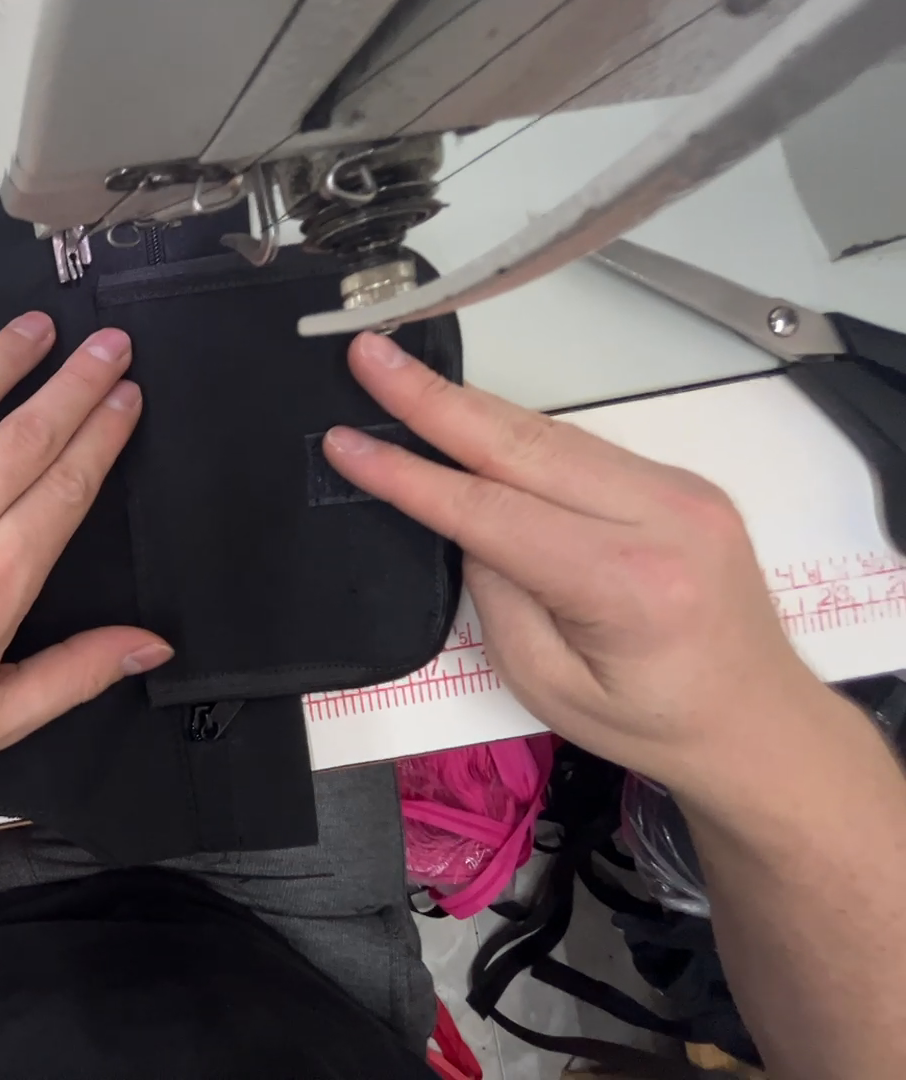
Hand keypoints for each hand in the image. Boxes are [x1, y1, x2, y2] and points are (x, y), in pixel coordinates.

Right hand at [323, 332, 834, 795]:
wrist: (757, 723)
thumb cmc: (639, 719)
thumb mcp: (541, 676)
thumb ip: (499, 589)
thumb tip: (467, 524)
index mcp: (625, 580)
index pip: (486, 511)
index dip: (405, 473)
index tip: (342, 440)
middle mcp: (662, 515)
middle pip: (518, 442)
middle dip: (430, 396)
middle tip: (368, 353)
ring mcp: (676, 489)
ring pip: (543, 430)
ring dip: (460, 399)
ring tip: (395, 369)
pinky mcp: (672, 481)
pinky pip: (568, 442)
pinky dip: (500, 422)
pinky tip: (455, 409)